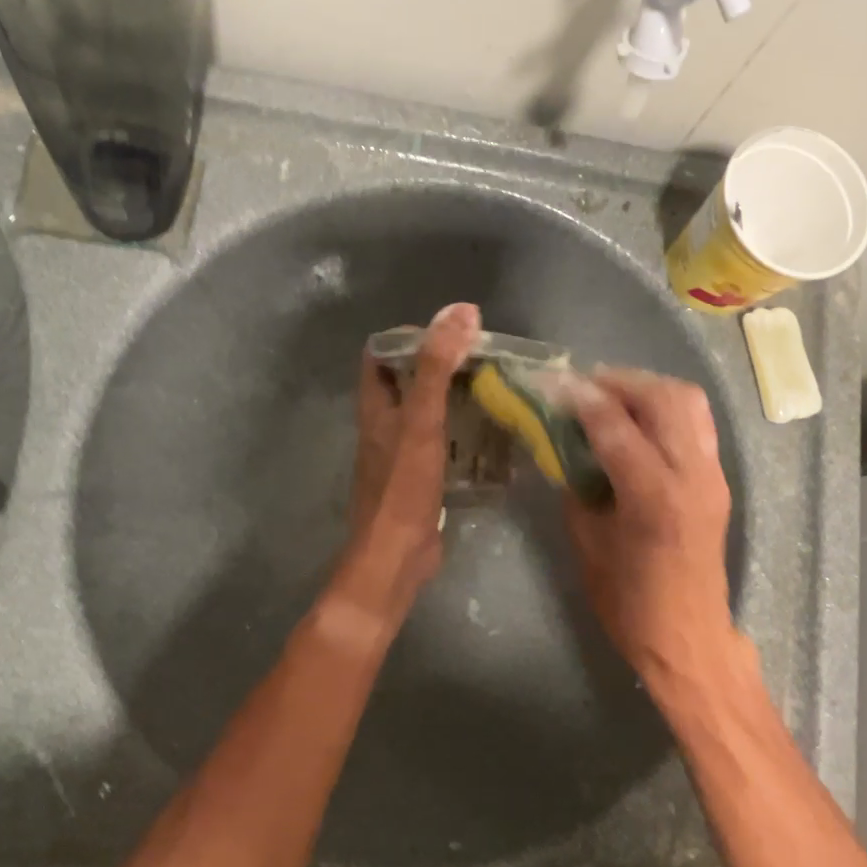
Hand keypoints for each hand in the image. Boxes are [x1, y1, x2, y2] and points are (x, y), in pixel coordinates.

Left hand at [343, 302, 480, 614]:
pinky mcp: (418, 480)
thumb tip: (460, 311)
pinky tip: (489, 434)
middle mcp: (382, 426)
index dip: (410, 336)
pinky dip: (460, 433)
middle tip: (481, 358)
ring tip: (492, 388)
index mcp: (375, 407)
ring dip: (452, 399)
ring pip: (424, 413)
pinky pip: (439, 444)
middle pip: (406, 382)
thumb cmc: (403, 486)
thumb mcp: (422, 420)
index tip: (450, 332)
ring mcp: (399, 455)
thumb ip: (437, 367)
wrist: (396, 555)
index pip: (380, 354)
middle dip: (439, 365)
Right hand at [566, 369, 736, 680]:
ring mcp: (711, 474)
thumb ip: (577, 486)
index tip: (551, 382)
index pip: (615, 425)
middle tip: (581, 387)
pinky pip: (696, 422)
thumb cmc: (629, 603)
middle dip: (618, 382)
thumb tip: (562, 445)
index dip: (579, 397)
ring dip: (646, 388)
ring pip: (687, 401)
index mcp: (654, 496)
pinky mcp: (718, 479)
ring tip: (609, 396)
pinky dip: (665, 407)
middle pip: (661, 397)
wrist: (688, 638)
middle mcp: (691, 474)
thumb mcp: (588, 544)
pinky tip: (637, 420)